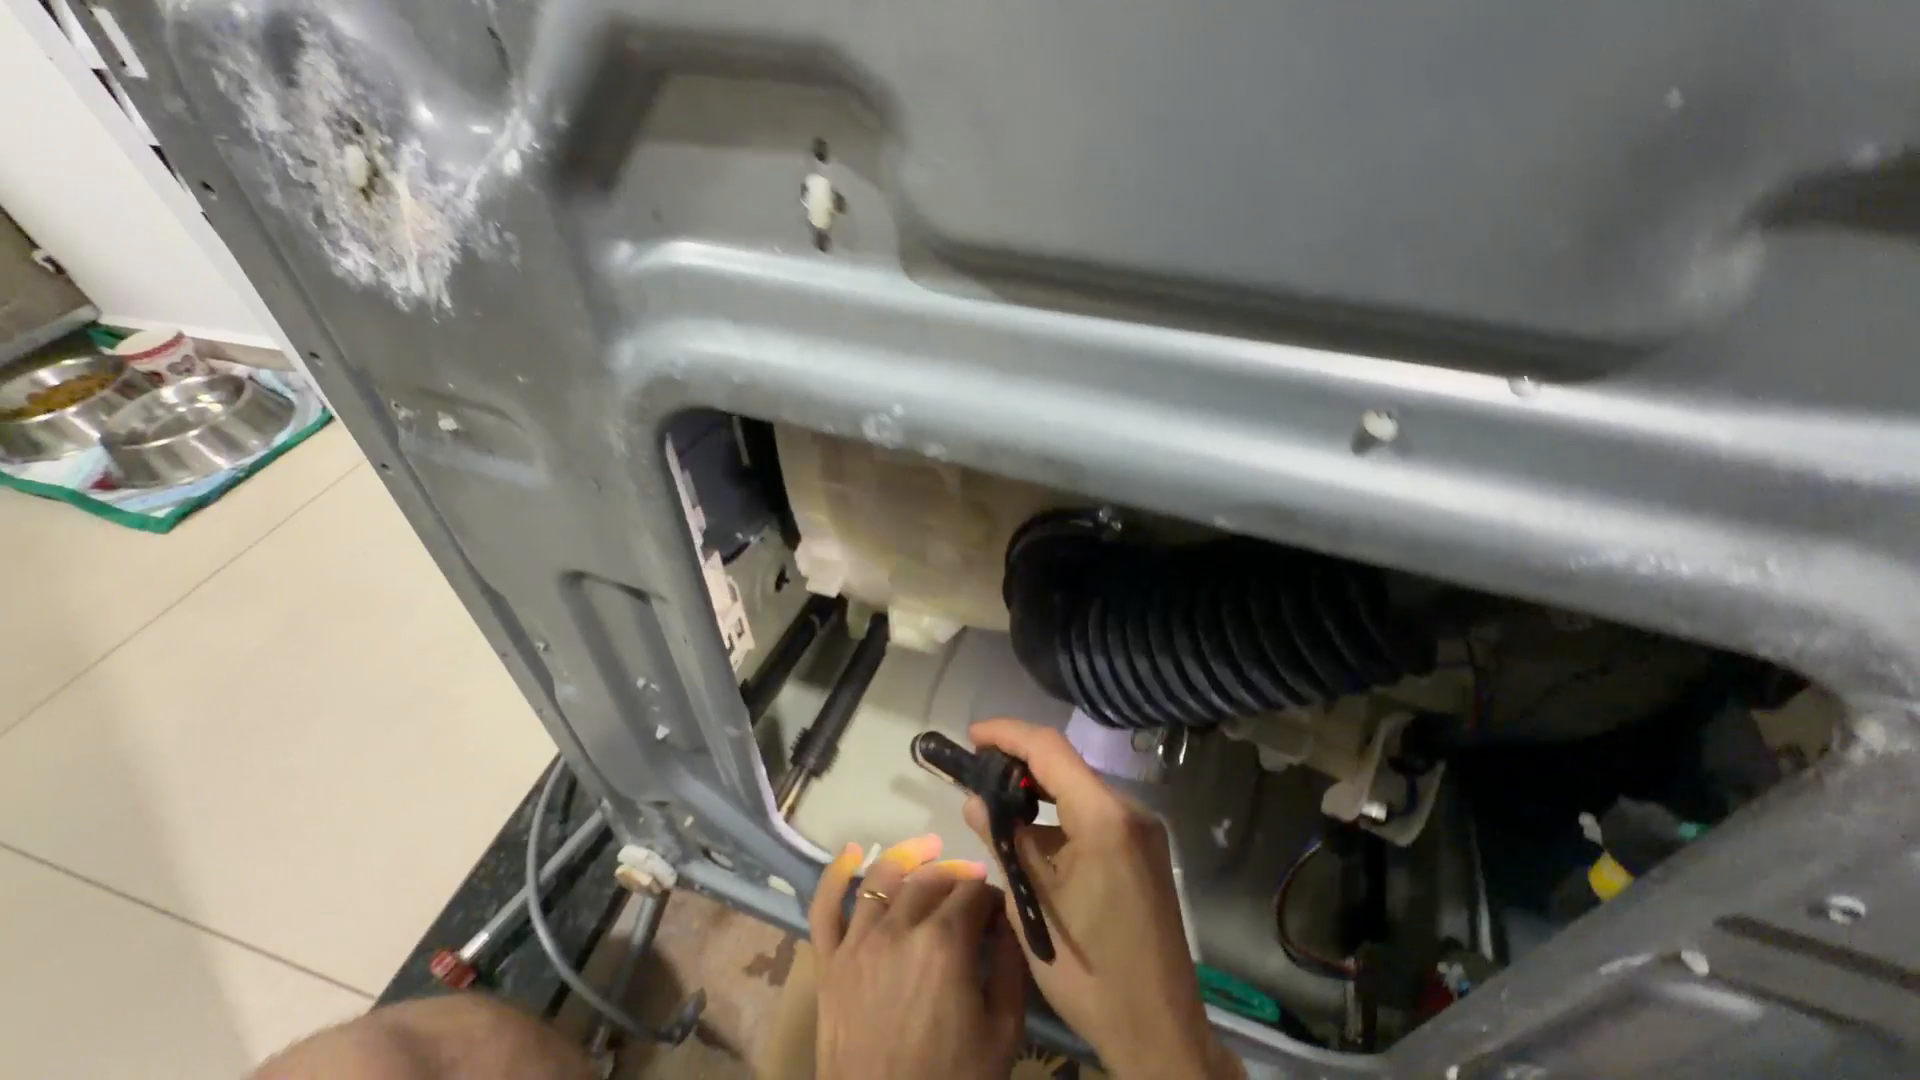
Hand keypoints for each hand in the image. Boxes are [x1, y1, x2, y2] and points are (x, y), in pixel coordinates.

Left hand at [809, 834, 1027, 1079]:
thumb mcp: (1003, 1030)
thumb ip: (1009, 965)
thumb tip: (1005, 922)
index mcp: (944, 942)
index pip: (973, 892)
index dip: (991, 895)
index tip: (1000, 910)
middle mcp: (897, 929)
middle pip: (931, 880)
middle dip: (957, 875)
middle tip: (973, 886)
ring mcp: (856, 944)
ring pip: (882, 879)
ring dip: (909, 858)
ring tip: (929, 848)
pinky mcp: (828, 963)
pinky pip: (824, 907)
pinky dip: (835, 874)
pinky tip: (852, 852)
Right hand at [963, 719, 1241, 1079]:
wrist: (1157, 1027)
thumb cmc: (1088, 967)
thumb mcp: (1034, 902)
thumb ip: (1006, 840)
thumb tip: (976, 802)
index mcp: (1105, 818)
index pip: (1051, 750)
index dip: (1008, 735)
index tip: (972, 737)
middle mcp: (1131, 813)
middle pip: (1069, 767)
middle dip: (1021, 763)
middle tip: (977, 775)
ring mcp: (1144, 834)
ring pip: (1082, 793)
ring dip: (1041, 792)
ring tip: (997, 806)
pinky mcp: (1146, 854)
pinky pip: (1097, 818)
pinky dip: (1062, 818)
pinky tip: (1033, 838)